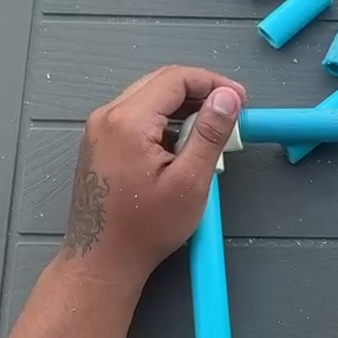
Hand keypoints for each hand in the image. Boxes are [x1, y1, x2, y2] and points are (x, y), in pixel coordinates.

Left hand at [55, 66, 245, 288]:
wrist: (104, 259)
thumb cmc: (143, 229)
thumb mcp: (190, 181)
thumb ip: (211, 134)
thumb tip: (227, 98)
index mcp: (127, 122)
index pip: (175, 78)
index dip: (213, 83)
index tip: (238, 99)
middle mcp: (107, 118)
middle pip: (161, 83)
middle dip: (200, 93)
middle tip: (229, 114)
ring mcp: (100, 130)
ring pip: (150, 99)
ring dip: (184, 108)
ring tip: (210, 135)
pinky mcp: (101, 143)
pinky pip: (138, 117)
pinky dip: (166, 123)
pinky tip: (183, 147)